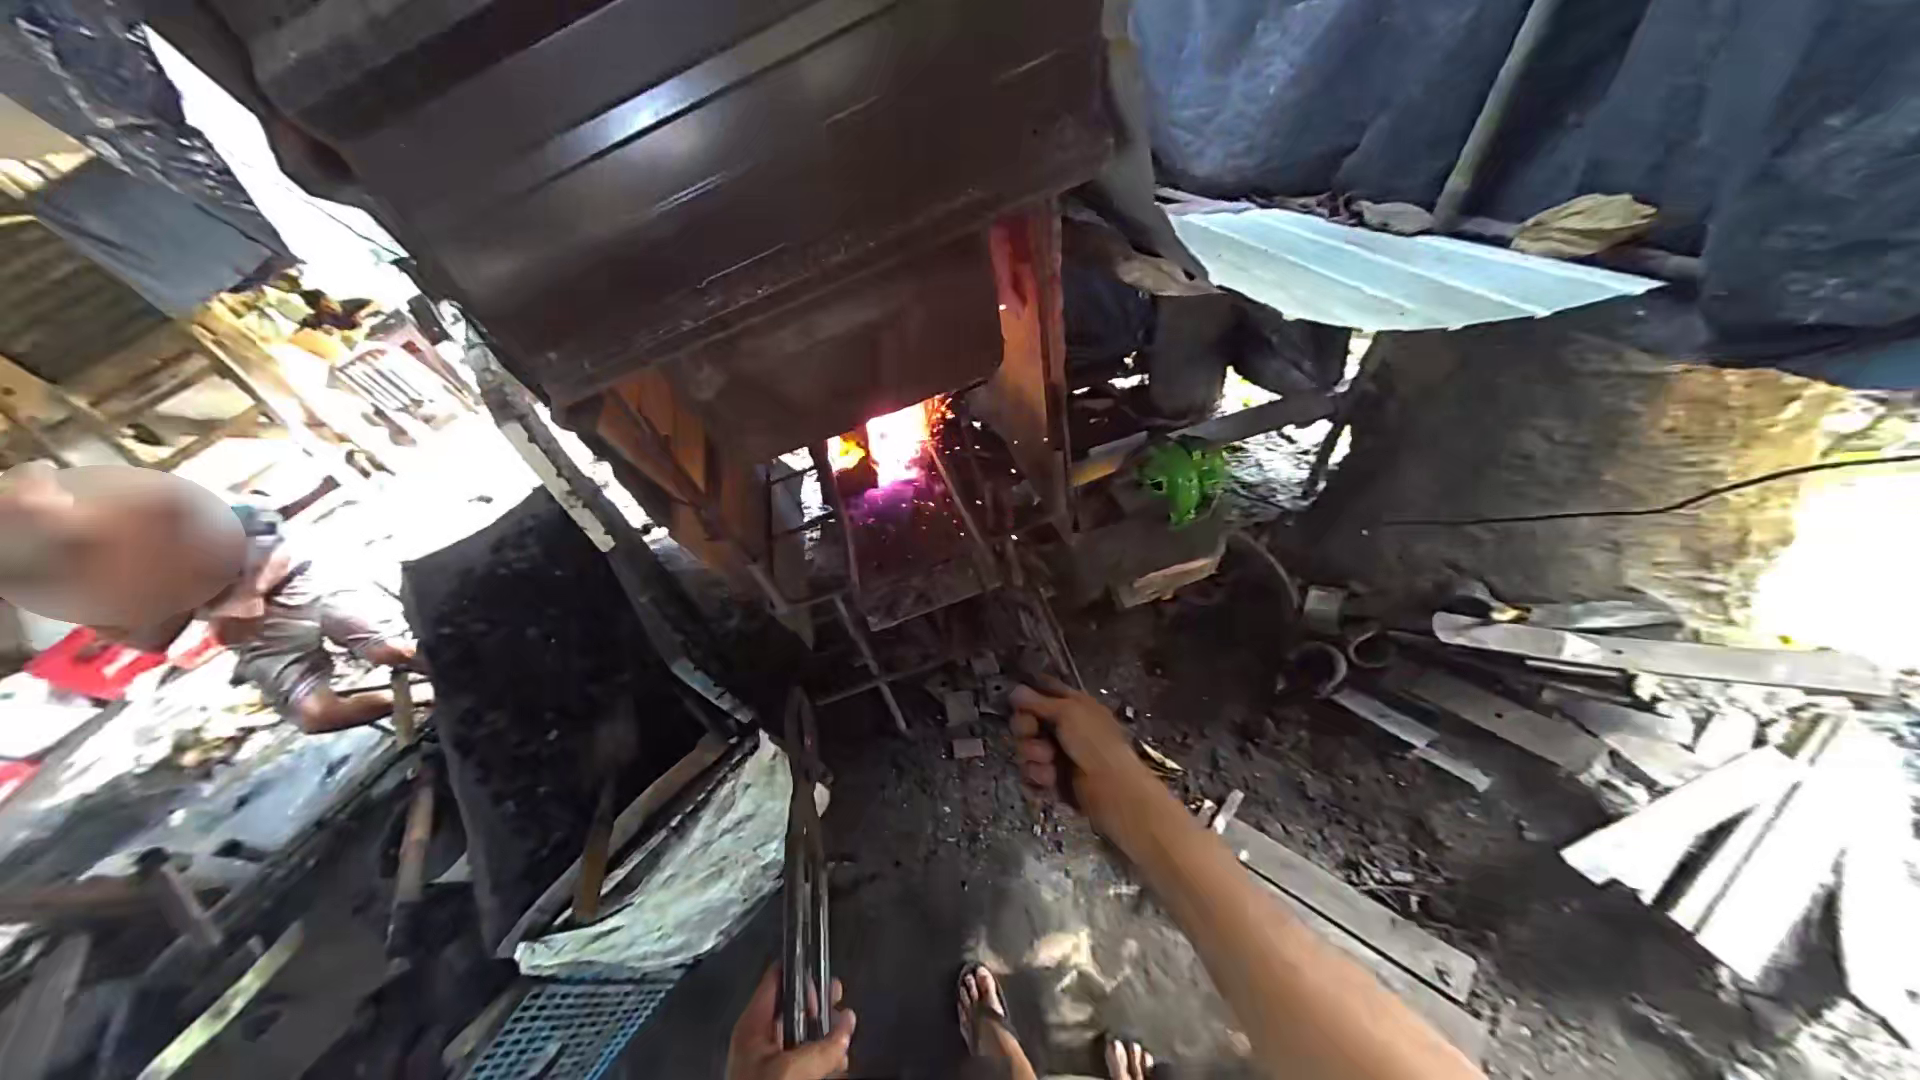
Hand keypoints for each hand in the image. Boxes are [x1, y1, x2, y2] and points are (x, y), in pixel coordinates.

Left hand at [726, 966, 855, 1079]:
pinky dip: (824, 1058)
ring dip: (827, 1033)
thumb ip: (825, 1045)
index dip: (800, 967)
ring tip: (847, 1036)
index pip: (776, 978)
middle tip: (841, 997)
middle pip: (793, 1005)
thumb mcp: (793, 1069)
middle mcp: (760, 1038)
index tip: (824, 968)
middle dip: (820, 1001)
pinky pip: (805, 1060)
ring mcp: (770, 1062)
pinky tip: (840, 1063)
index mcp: (753, 1024)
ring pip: (802, 1034)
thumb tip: (849, 1023)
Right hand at [1010, 677, 1157, 832]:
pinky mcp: (1052, 779)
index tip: (1016, 702)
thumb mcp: (1069, 712)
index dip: (1027, 695)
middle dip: (1025, 729)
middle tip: (1032, 733)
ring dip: (1034, 756)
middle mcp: (1063, 727)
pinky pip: (1029, 772)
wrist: (1112, 791)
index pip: (1044, 691)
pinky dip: (1037, 776)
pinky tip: (1050, 780)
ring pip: (1025, 748)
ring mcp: (1056, 754)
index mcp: (1073, 705)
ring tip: (1050, 764)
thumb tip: (1015, 690)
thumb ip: (1039, 701)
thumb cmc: (1095, 744)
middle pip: (1027, 720)